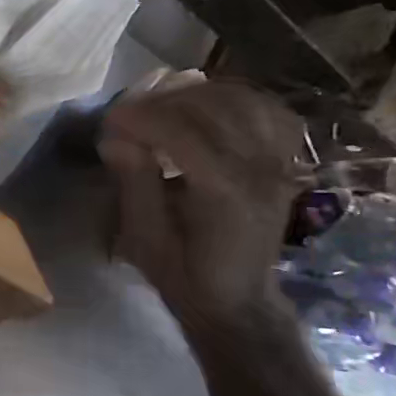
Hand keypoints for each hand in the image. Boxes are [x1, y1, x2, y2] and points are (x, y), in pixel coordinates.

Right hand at [100, 79, 303, 333]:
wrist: (237, 299)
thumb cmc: (184, 275)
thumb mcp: (144, 238)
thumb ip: (134, 183)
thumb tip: (115, 138)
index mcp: (224, 193)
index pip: (183, 132)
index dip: (143, 118)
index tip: (110, 119)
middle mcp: (259, 169)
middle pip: (214, 108)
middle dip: (164, 102)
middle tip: (129, 113)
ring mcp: (279, 162)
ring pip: (242, 101)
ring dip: (196, 95)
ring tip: (161, 108)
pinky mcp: (285, 161)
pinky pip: (267, 111)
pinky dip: (234, 100)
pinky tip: (207, 109)